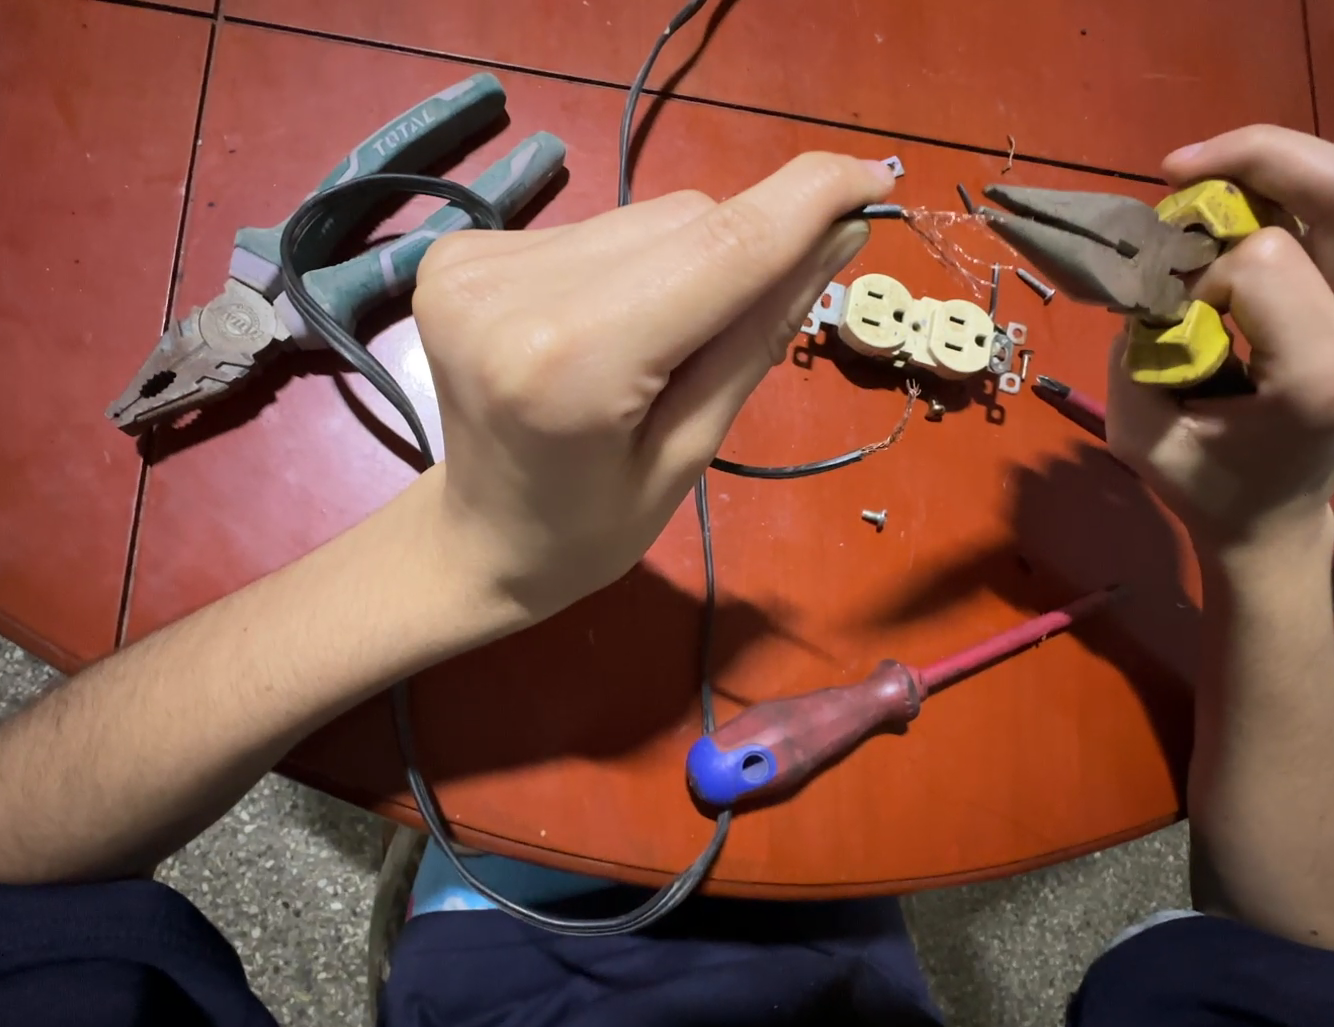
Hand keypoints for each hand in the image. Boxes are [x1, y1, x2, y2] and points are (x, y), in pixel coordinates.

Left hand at [412, 153, 894, 615]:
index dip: (804, 203)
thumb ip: (754, 339)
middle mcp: (511, 292)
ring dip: (682, 263)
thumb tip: (834, 237)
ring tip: (656, 348)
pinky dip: (627, 267)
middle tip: (735, 332)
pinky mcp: (459, 252)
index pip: (718, 249)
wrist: (480, 541)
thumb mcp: (688, 454)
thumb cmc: (592, 529)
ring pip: (640, 219)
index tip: (873, 179)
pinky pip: (592, 231)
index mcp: (574, 363)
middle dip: (739, 256)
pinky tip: (606, 330)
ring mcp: (474, 262)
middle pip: (680, 222)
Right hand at [1105, 126, 1333, 556]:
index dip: (1195, 274)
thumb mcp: (1140, 435)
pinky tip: (1246, 216)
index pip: (1264, 263)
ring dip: (1281, 169)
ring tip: (1211, 188)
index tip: (1166, 319)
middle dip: (1260, 158)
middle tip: (1180, 171)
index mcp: (1326, 378)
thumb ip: (1138, 353)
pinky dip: (1296, 198)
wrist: (1274, 525)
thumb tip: (1151, 275)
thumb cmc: (1204, 491)